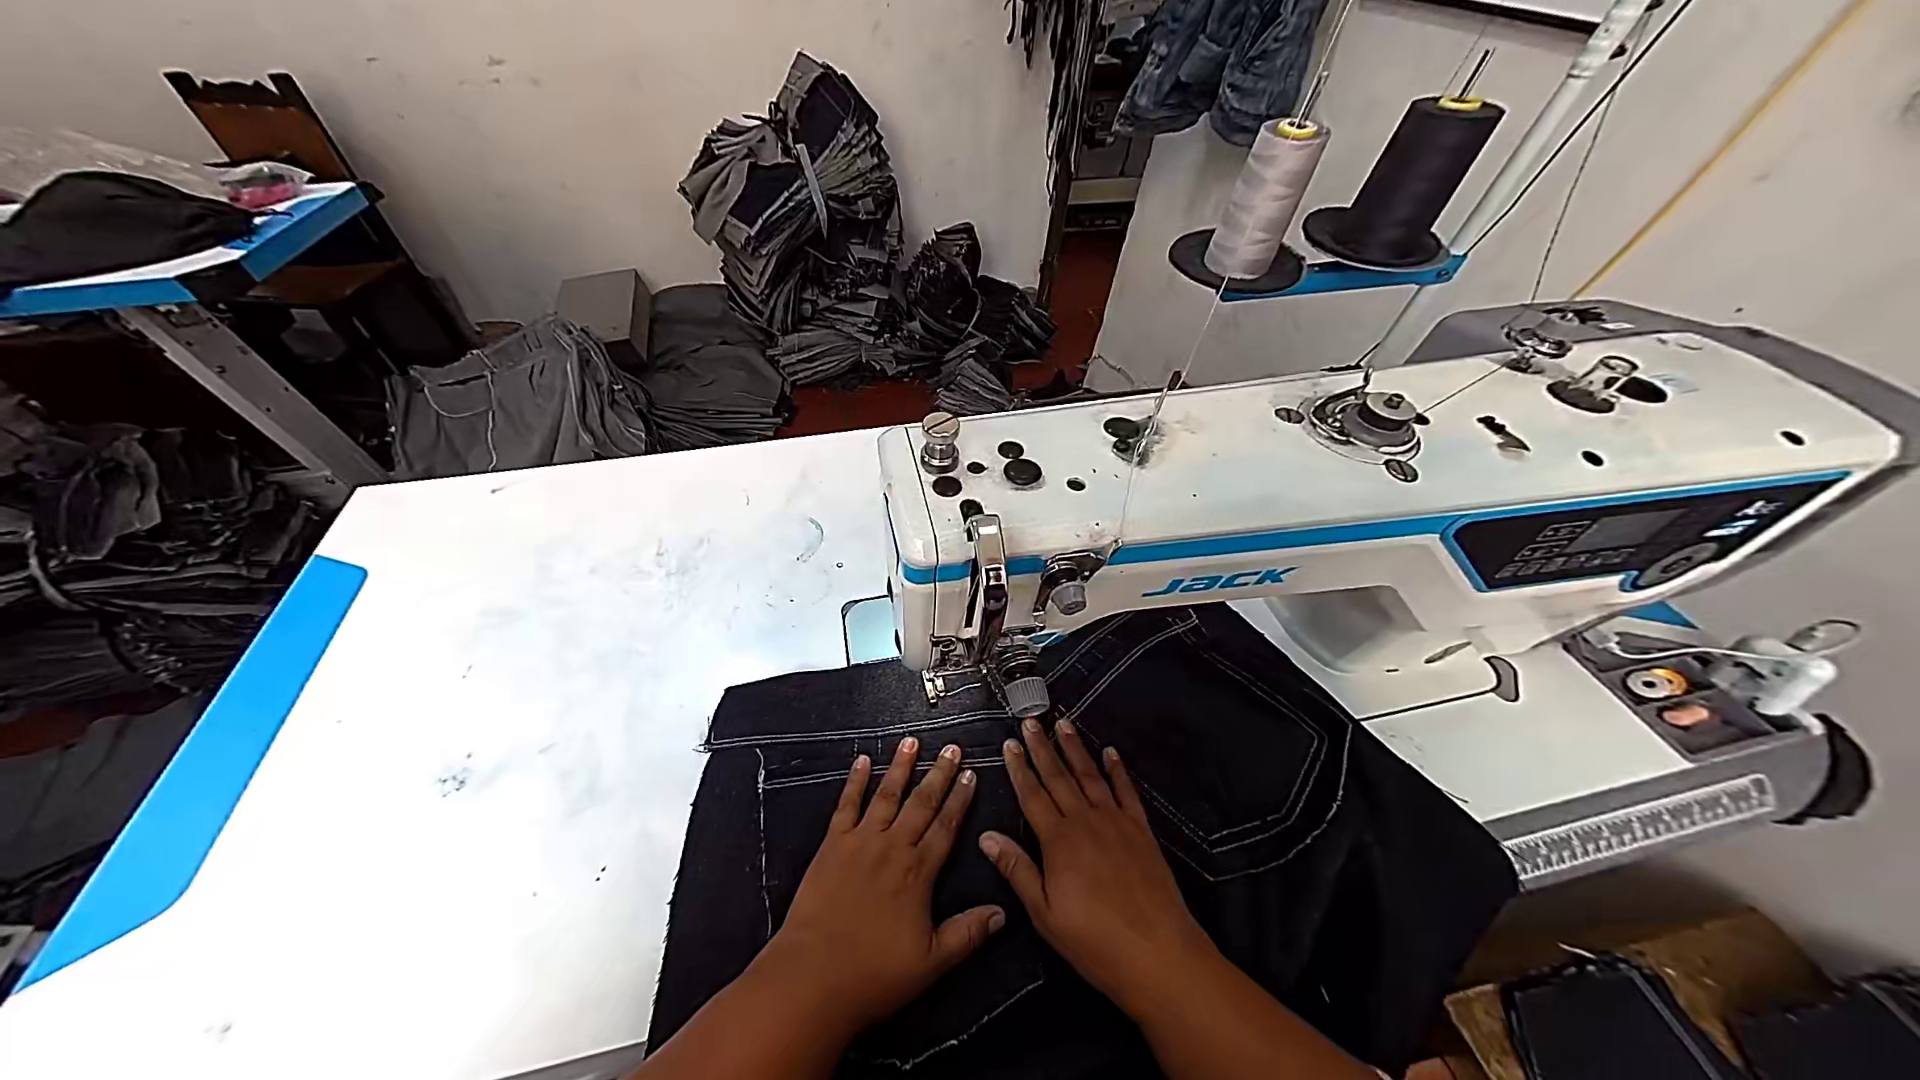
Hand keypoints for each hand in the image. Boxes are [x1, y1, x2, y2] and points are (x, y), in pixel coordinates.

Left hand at [750, 736, 1006, 1039]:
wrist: (812, 976)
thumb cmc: (873, 973)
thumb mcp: (932, 962)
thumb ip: (968, 934)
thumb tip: (1001, 913)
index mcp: (918, 872)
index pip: (946, 826)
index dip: (960, 798)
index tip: (970, 774)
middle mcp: (892, 848)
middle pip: (921, 803)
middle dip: (938, 773)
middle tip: (951, 748)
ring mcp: (860, 842)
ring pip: (886, 795)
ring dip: (900, 767)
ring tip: (911, 741)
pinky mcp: (832, 845)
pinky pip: (846, 805)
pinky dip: (855, 781)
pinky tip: (862, 761)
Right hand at [979, 717, 1220, 1017]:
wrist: (1159, 954)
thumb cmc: (1094, 941)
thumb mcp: (1045, 913)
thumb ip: (1017, 869)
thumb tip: (987, 836)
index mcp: (1058, 841)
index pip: (1032, 795)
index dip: (1019, 768)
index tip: (1010, 744)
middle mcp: (1086, 822)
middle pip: (1059, 777)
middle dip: (1042, 748)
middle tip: (1031, 721)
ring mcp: (1116, 823)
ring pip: (1090, 776)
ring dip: (1075, 749)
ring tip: (1063, 725)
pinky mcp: (1141, 831)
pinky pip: (1127, 792)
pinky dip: (1118, 770)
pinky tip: (1111, 753)